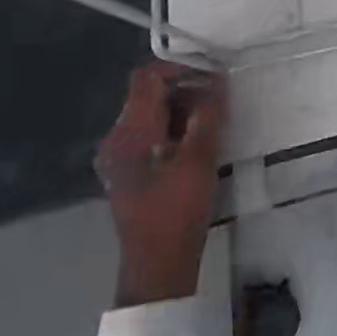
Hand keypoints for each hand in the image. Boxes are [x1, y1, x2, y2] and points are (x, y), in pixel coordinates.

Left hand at [96, 60, 225, 306]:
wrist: (157, 267)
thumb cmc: (177, 210)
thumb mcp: (200, 158)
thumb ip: (208, 114)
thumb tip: (217, 80)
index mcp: (129, 131)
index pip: (147, 77)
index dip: (179, 68)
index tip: (211, 76)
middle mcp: (117, 138)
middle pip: (148, 95)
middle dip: (185, 91)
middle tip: (219, 100)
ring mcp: (120, 158)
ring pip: (152, 116)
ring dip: (183, 111)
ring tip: (214, 121)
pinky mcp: (129, 173)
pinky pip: (151, 136)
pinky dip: (175, 130)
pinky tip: (199, 144)